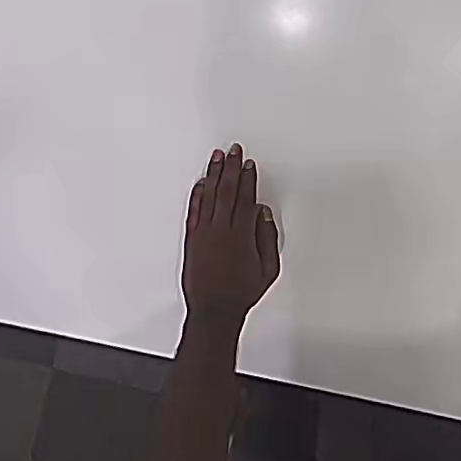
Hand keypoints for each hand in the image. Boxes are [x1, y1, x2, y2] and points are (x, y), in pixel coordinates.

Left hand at [182, 143, 280, 328]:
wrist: (213, 310)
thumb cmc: (240, 292)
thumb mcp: (268, 270)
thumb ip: (267, 239)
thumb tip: (263, 215)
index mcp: (241, 235)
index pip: (245, 198)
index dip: (248, 178)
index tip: (249, 164)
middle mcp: (221, 229)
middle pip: (227, 190)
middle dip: (231, 167)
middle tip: (234, 151)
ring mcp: (204, 232)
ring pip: (209, 195)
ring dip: (214, 173)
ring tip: (217, 156)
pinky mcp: (192, 238)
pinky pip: (194, 210)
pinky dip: (197, 194)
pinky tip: (200, 182)